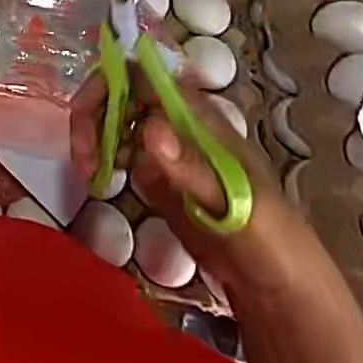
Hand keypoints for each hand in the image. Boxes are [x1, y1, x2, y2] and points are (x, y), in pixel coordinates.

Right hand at [70, 67, 289, 291]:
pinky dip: (100, 160)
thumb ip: (190, 166)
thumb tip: (148, 128)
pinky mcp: (156, 177)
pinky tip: (97, 181)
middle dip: (93, 115)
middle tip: (82, 157)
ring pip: (114, 122)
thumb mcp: (232, 201)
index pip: (141, 76)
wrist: (280, 286)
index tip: (88, 116)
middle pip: (120, 94)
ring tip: (88, 173)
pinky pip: (119, 154)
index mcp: (195, 114)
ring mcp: (164, 150)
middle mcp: (175, 123)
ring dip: (92, 138)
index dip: (109, 84)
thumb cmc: (268, 236)